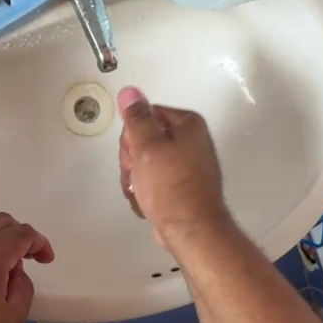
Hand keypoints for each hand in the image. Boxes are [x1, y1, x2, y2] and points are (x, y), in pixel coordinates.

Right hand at [117, 87, 232, 249]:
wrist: (191, 230)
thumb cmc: (170, 188)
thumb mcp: (147, 148)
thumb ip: (137, 118)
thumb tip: (130, 91)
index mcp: (188, 124)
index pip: (144, 115)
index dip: (131, 137)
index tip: (132, 155)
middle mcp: (192, 140)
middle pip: (145, 139)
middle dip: (132, 161)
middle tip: (136, 176)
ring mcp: (189, 164)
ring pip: (146, 162)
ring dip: (135, 178)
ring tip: (140, 193)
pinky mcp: (184, 185)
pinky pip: (156, 179)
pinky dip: (147, 190)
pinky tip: (146, 202)